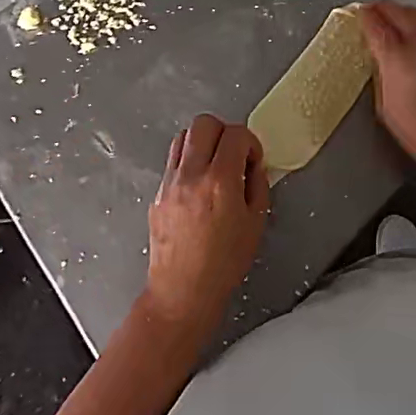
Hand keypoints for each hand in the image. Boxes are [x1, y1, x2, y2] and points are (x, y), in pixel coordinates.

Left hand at [144, 114, 269, 328]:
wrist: (182, 291)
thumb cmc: (224, 264)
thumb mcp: (256, 224)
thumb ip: (258, 185)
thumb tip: (253, 164)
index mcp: (220, 182)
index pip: (235, 134)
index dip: (250, 142)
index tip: (252, 159)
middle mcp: (192, 174)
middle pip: (205, 122)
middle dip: (224, 132)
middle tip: (233, 154)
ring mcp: (170, 180)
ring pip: (184, 134)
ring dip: (203, 141)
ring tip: (213, 164)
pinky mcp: (158, 189)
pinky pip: (173, 157)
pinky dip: (188, 158)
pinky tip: (198, 181)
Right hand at [360, 0, 415, 178]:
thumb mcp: (384, 104)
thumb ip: (379, 71)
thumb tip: (374, 54)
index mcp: (398, 59)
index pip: (375, 24)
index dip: (363, 16)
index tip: (356, 14)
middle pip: (398, 10)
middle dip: (380, 7)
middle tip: (369, 11)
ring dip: (400, 10)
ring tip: (388, 16)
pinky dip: (415, 19)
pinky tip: (409, 30)